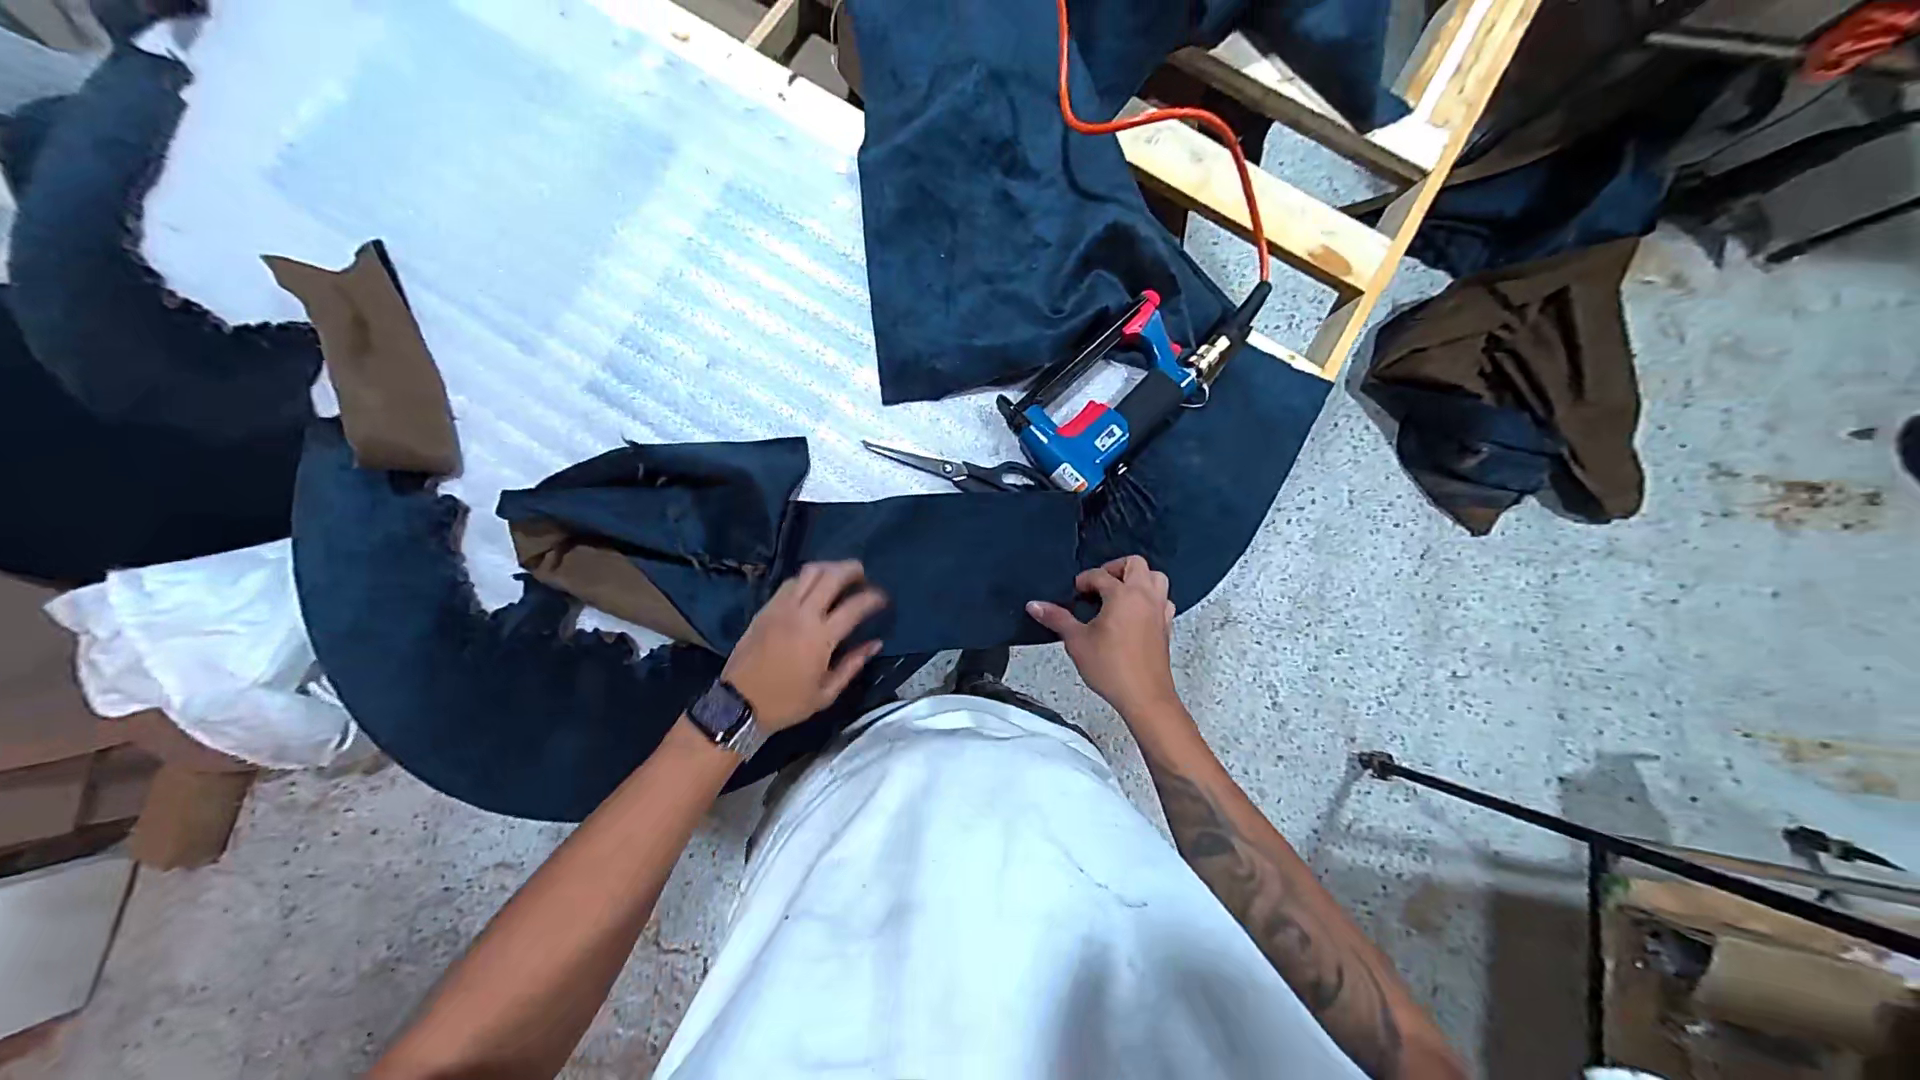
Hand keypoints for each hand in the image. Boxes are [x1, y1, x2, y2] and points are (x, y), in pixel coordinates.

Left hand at [722, 560, 887, 732]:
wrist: (738, 704)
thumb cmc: (786, 703)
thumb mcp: (826, 693)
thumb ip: (853, 664)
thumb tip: (875, 643)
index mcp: (820, 637)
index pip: (854, 606)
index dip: (873, 598)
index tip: (883, 599)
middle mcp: (802, 615)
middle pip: (831, 576)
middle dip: (851, 570)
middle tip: (862, 574)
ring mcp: (781, 608)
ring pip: (808, 572)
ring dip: (828, 568)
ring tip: (839, 574)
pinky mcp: (766, 608)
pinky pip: (790, 583)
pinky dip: (807, 578)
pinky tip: (813, 587)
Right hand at [1026, 556, 1181, 718]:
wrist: (1144, 696)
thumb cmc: (1111, 667)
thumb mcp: (1077, 641)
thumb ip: (1057, 618)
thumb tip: (1035, 605)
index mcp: (1123, 595)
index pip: (1100, 575)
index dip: (1085, 580)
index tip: (1076, 592)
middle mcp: (1145, 597)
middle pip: (1136, 564)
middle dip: (1115, 568)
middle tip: (1099, 583)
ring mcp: (1159, 611)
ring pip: (1156, 578)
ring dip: (1138, 579)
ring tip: (1119, 593)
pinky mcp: (1166, 626)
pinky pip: (1163, 600)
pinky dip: (1151, 597)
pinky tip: (1136, 612)